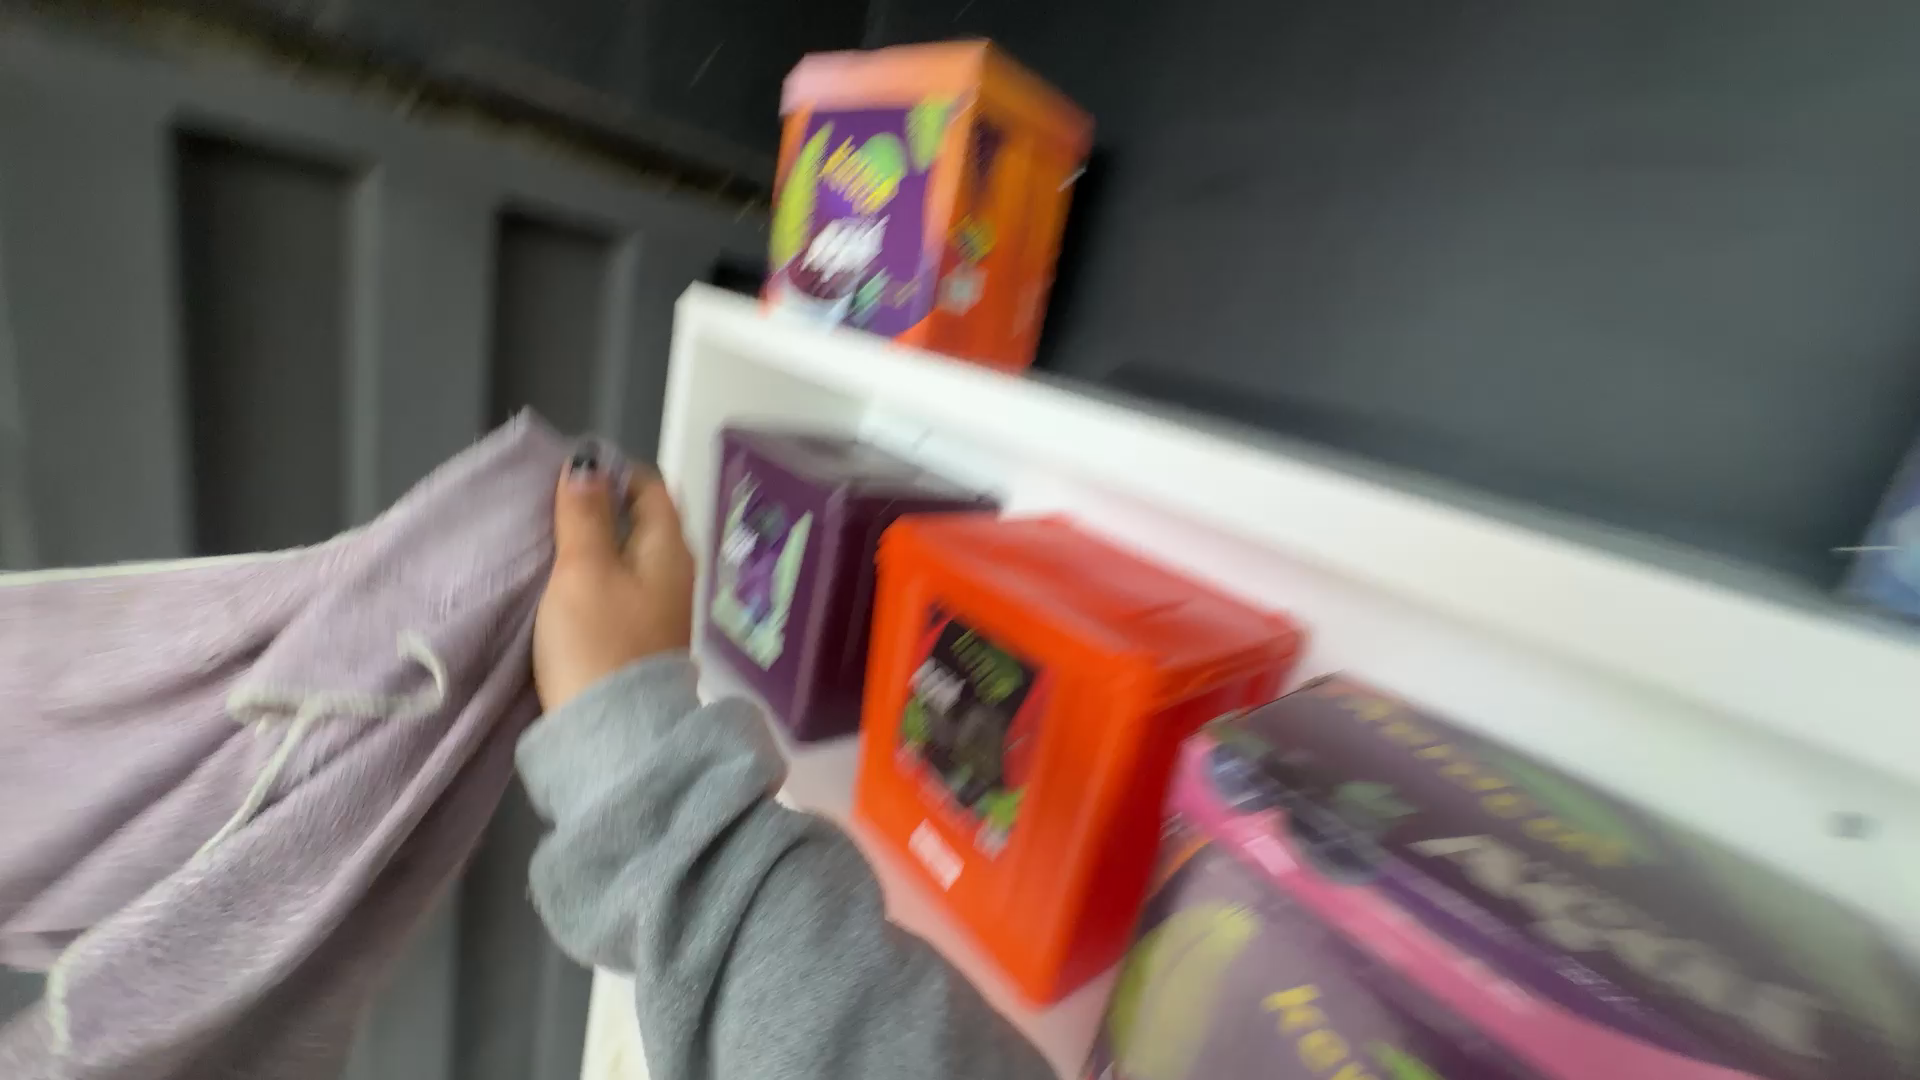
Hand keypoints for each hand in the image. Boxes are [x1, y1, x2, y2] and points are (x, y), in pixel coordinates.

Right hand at [534, 450, 695, 711]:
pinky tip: (561, 575)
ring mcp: (661, 601)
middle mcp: (676, 569)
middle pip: (641, 518)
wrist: (614, 729)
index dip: (613, 471)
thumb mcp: (586, 570)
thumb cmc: (601, 640)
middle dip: (600, 503)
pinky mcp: (640, 629)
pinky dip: (595, 570)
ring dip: (595, 539)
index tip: (568, 470)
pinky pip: (620, 582)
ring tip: (547, 533)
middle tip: (549, 500)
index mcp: (671, 548)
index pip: (652, 488)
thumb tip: (589, 463)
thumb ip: (586, 516)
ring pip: (629, 551)